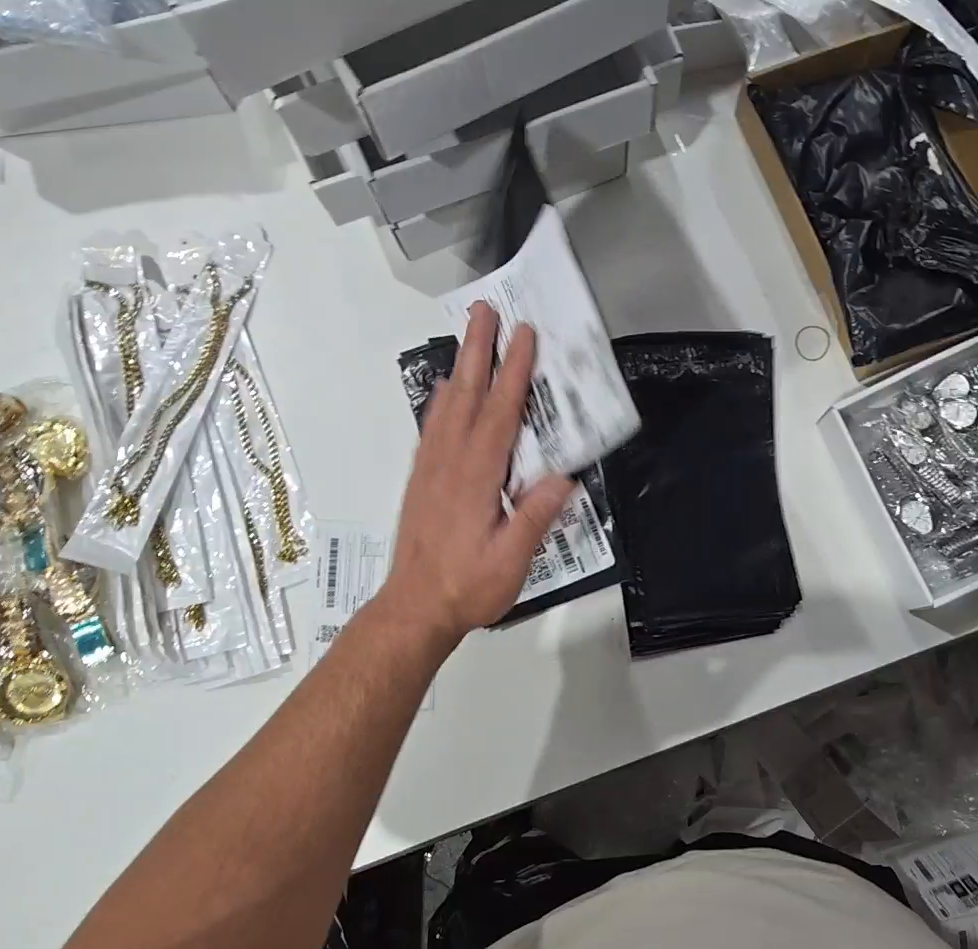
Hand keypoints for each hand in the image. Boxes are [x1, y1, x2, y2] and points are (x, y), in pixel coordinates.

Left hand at [383, 303, 574, 642]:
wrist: (414, 609)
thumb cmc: (467, 587)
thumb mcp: (511, 561)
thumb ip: (534, 517)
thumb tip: (563, 477)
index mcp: (476, 479)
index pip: (499, 416)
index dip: (514, 373)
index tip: (524, 335)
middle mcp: (450, 464)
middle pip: (467, 397)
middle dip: (478, 351)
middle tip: (484, 310)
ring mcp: (432, 470)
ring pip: (447, 407)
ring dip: (461, 367)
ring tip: (469, 336)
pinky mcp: (423, 481)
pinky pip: (433, 428)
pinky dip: (442, 401)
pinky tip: (446, 391)